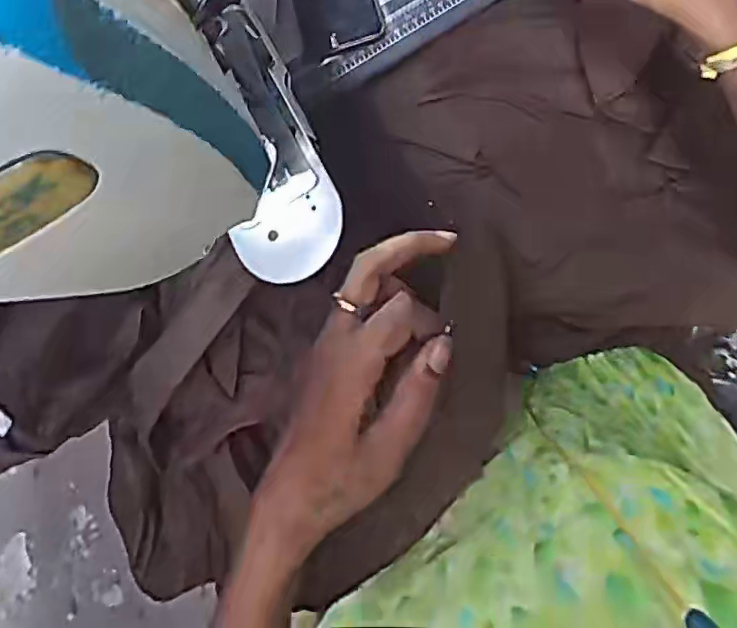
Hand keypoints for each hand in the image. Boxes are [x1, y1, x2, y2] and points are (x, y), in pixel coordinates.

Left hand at [247, 231, 455, 554]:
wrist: (288, 497)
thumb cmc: (339, 480)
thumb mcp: (389, 451)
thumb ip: (418, 393)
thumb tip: (444, 343)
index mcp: (350, 360)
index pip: (400, 309)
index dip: (431, 324)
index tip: (444, 352)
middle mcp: (334, 336)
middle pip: (366, 266)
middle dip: (407, 245)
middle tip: (448, 240)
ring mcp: (325, 338)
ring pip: (360, 280)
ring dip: (397, 274)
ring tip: (430, 297)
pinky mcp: (325, 347)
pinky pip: (356, 304)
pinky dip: (385, 294)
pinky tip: (406, 318)